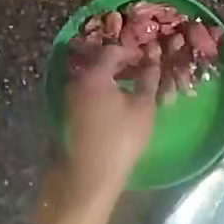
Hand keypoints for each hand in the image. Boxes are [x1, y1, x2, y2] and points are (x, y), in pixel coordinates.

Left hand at [62, 41, 158, 201]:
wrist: (94, 172)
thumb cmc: (122, 137)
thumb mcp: (143, 106)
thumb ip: (148, 80)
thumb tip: (153, 63)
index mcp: (94, 74)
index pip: (112, 50)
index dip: (132, 51)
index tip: (148, 58)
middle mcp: (77, 81)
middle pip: (99, 62)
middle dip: (121, 62)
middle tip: (142, 69)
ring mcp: (71, 98)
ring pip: (93, 77)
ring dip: (112, 77)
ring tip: (133, 85)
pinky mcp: (71, 113)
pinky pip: (89, 91)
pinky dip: (104, 89)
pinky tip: (119, 100)